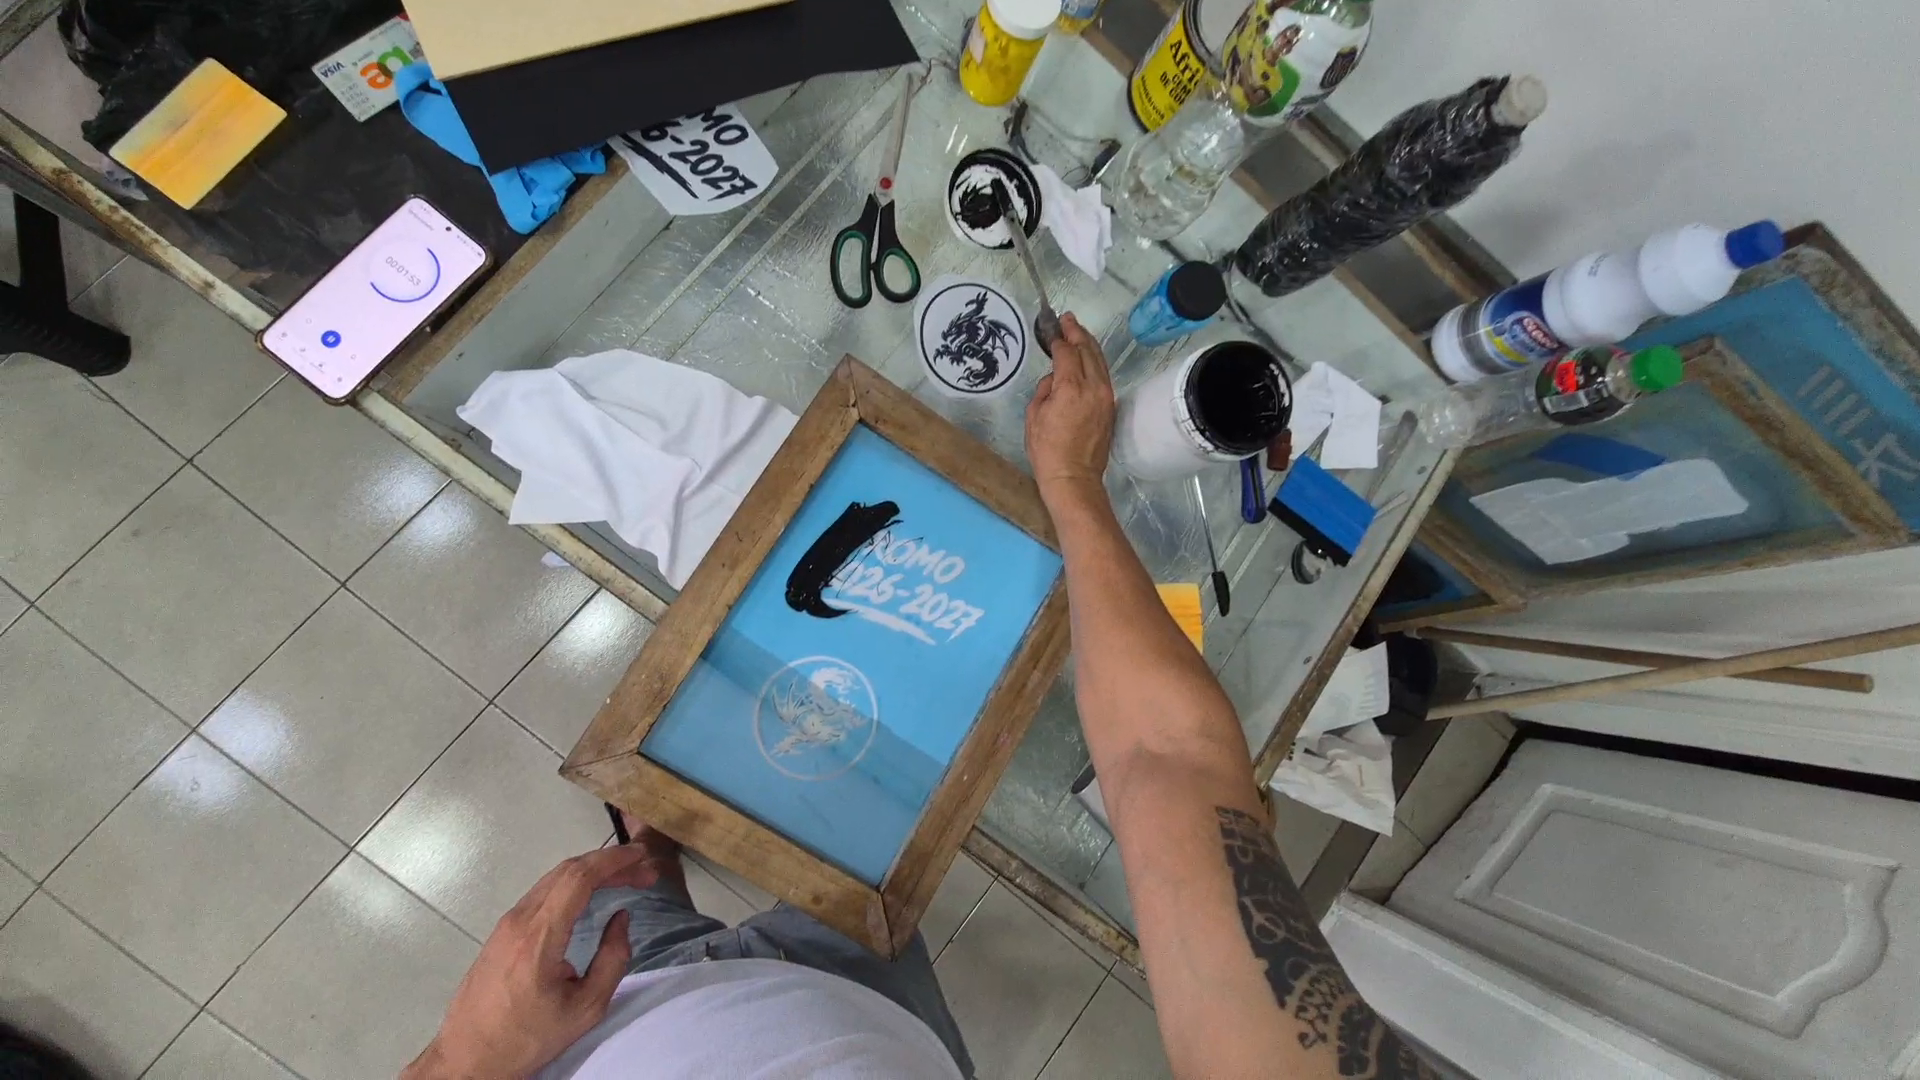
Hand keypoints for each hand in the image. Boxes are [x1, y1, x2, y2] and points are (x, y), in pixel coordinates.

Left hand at [405, 845, 665, 1079]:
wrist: (464, 1063)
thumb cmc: (527, 1039)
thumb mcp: (585, 1009)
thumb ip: (613, 959)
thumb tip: (621, 917)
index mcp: (538, 938)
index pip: (579, 878)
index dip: (614, 860)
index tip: (642, 857)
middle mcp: (519, 920)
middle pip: (569, 870)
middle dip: (611, 863)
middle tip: (643, 871)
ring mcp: (507, 923)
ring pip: (556, 877)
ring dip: (593, 871)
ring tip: (625, 879)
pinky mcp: (502, 931)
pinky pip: (544, 891)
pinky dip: (575, 883)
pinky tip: (592, 894)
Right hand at [1025, 313, 1114, 499]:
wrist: (1074, 477)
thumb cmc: (1047, 451)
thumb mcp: (1034, 416)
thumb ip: (1044, 390)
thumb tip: (1054, 380)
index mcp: (1071, 387)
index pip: (1066, 352)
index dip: (1058, 337)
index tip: (1052, 327)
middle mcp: (1093, 387)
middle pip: (1088, 350)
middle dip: (1077, 333)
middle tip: (1067, 320)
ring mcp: (1105, 396)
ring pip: (1099, 361)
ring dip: (1088, 345)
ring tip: (1078, 333)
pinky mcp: (1110, 407)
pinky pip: (1103, 376)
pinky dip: (1095, 363)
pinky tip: (1087, 359)